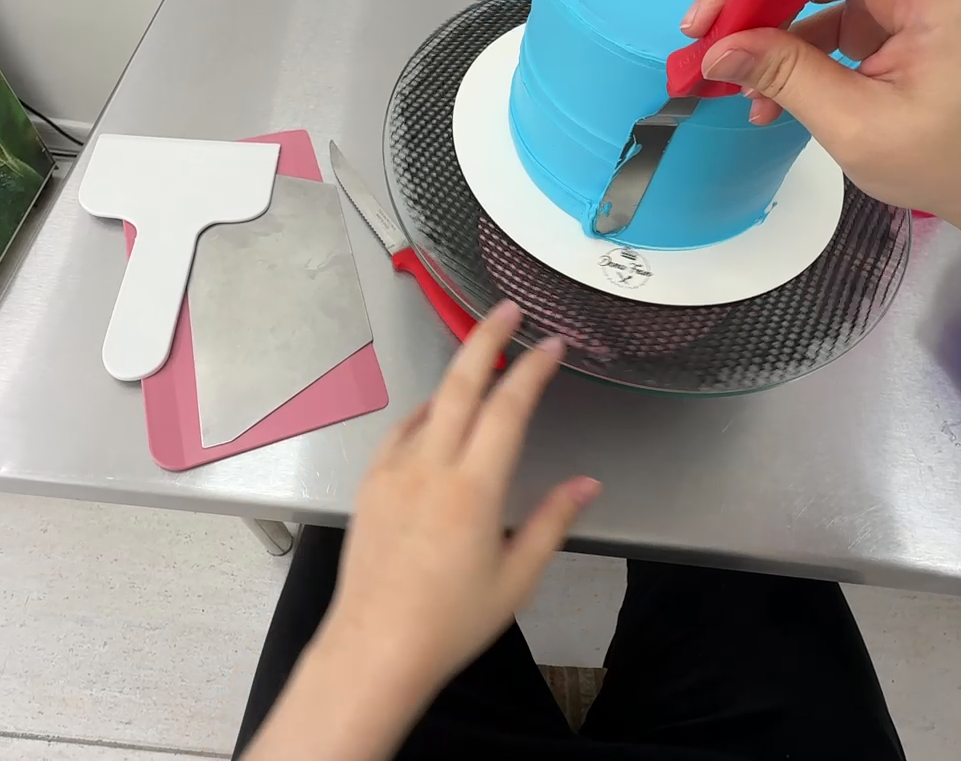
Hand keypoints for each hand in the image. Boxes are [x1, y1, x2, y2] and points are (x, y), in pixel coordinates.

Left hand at [319, 302, 599, 693]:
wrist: (373, 650)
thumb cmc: (451, 621)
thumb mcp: (516, 578)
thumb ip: (552, 521)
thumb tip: (588, 483)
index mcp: (473, 488)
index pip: (508, 409)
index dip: (532, 370)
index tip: (550, 344)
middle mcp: (431, 466)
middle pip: (461, 384)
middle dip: (486, 338)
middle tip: (507, 309)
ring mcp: (394, 469)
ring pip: (431, 403)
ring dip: (458, 375)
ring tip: (482, 362)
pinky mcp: (371, 481)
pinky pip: (402, 430)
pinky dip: (426, 412)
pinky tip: (437, 415)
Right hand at [682, 0, 960, 230]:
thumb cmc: (953, 162)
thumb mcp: (858, 128)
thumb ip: (787, 79)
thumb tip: (716, 51)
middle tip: (706, 23)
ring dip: (766, 10)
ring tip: (721, 60)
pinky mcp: (894, 17)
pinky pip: (829, 10)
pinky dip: (790, 42)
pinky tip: (760, 90)